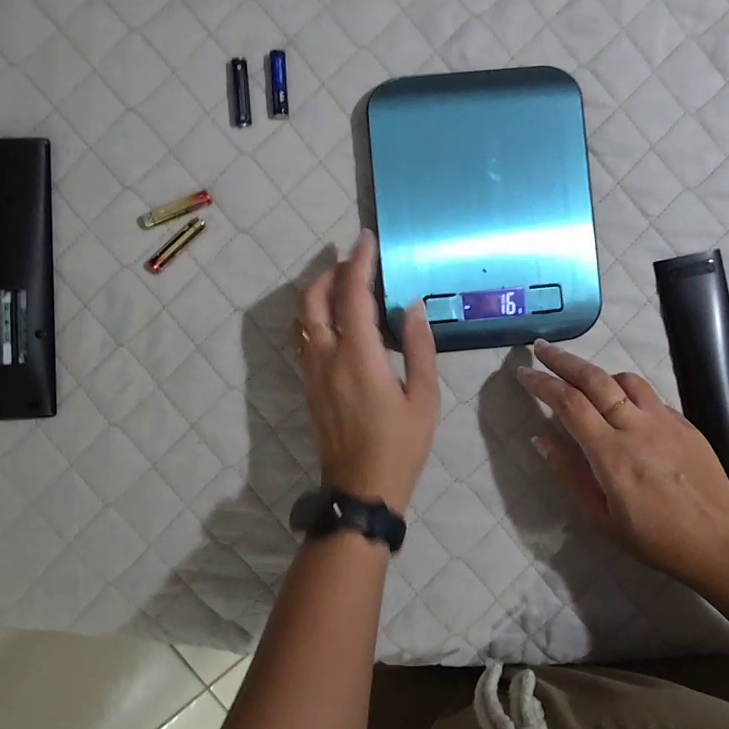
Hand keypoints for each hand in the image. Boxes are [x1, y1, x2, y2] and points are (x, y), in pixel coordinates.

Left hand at [296, 230, 439, 511]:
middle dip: (331, 273)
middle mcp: (326, 357)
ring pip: (304, 318)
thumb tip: (414, 307)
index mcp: (358, 357)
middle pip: (314, 299)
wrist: (361, 490)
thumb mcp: (424, 398)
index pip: (352, 296)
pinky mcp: (308, 386)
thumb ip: (419, 348)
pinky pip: (305, 337)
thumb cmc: (400, 446)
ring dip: (321, 293)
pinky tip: (340, 321)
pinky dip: (318, 316)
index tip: (366, 239)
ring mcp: (312, 372)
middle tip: (356, 261)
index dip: (359, 263)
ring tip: (347, 285)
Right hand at [516, 340, 728, 587]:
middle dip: (564, 361)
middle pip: (594, 380)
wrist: (718, 542)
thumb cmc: (654, 539)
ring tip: (582, 379)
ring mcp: (665, 421)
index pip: (569, 404)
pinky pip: (650, 396)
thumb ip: (570, 473)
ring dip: (599, 373)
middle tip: (542, 350)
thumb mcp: (601, 518)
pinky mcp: (685, 424)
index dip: (543, 383)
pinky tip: (623, 405)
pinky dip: (628, 391)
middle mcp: (637, 428)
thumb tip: (543, 439)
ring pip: (626, 380)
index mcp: (611, 454)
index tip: (524, 372)